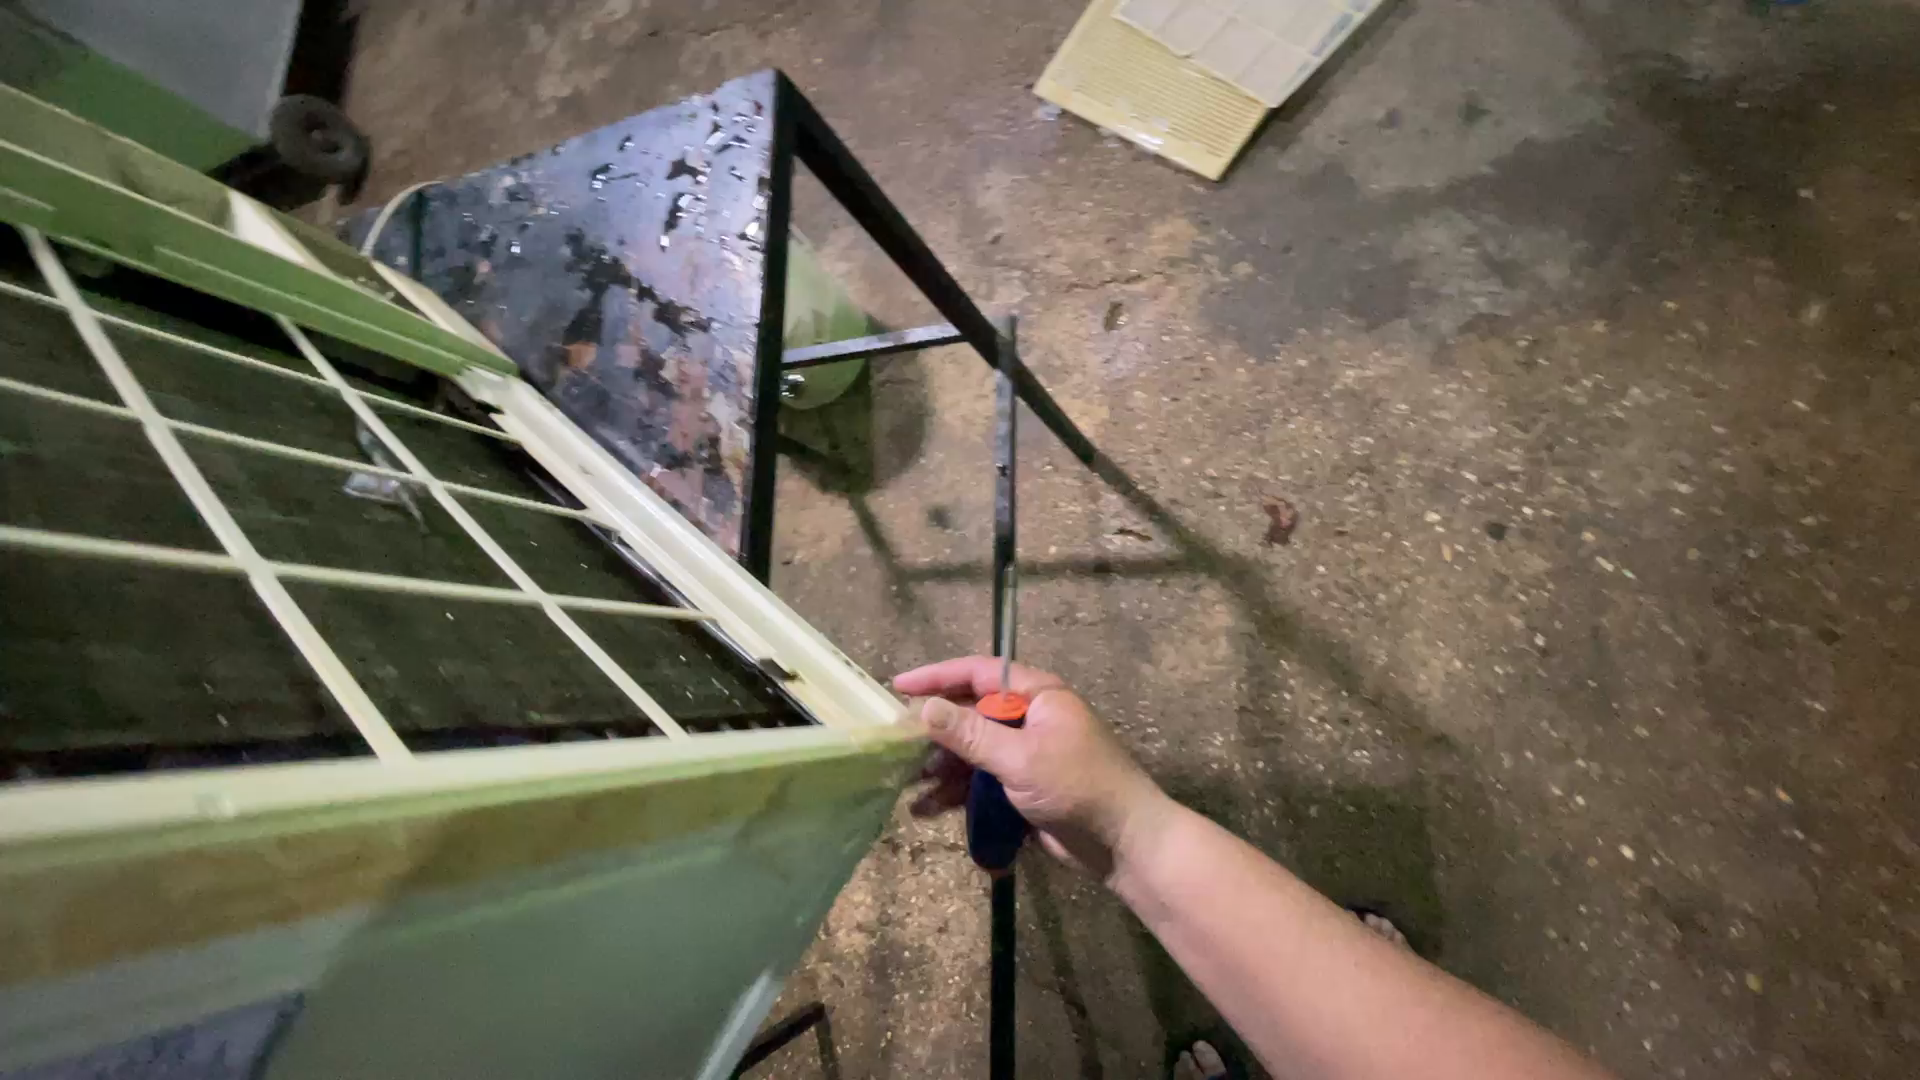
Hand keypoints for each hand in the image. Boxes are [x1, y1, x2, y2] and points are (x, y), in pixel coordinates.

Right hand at [894, 656, 1172, 877]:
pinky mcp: (1024, 786)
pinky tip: (929, 809)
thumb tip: (925, 708)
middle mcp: (1030, 716)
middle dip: (935, 731)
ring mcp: (1027, 753)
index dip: (937, 677)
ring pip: (973, 751)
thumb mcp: (1020, 757)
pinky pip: (983, 781)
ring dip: (942, 767)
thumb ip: (971, 733)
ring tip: (907, 784)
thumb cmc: (1078, 787)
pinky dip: (958, 792)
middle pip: (971, 712)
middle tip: (897, 744)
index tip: (898, 686)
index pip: (978, 672)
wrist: (1125, 844)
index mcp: (1037, 694)